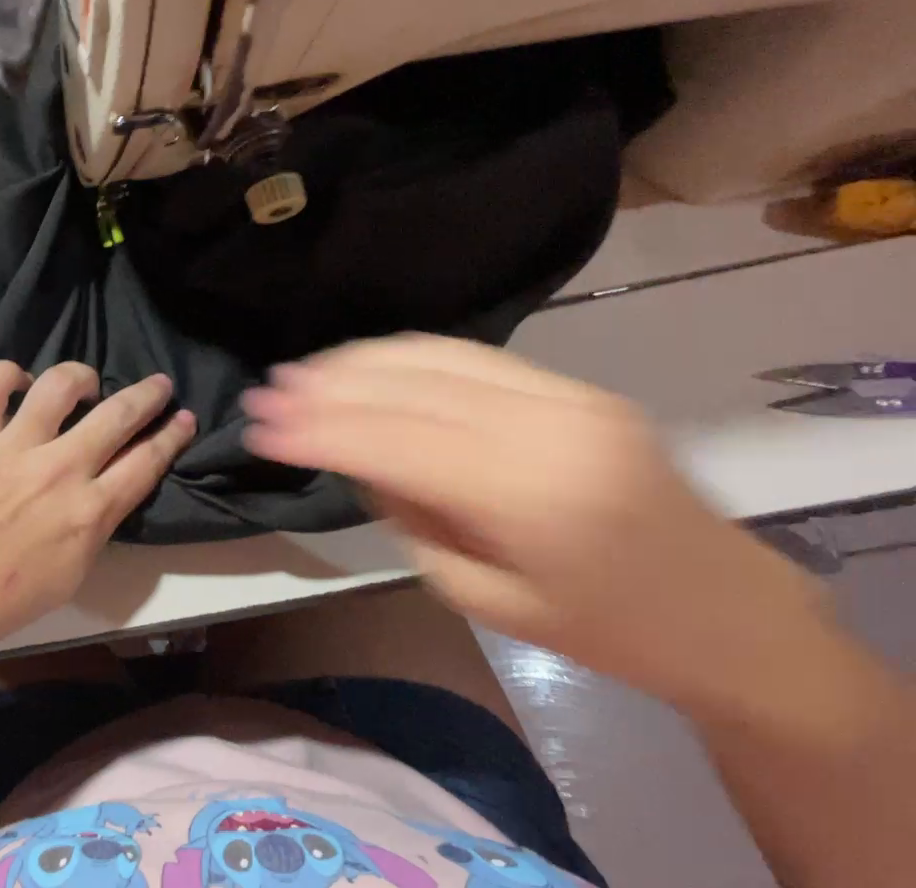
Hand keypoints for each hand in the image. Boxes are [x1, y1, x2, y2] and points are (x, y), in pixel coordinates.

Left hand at [0, 363, 195, 678]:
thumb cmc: (10, 596)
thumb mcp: (75, 571)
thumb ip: (99, 523)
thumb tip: (110, 485)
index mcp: (90, 511)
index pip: (146, 461)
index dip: (172, 436)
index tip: (184, 419)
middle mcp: (59, 470)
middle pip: (117, 415)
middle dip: (148, 395)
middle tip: (159, 385)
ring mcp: (14, 449)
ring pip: (59, 386)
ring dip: (82, 376)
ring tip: (87, 384)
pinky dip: (8, 375)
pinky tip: (21, 382)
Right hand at [240, 334, 831, 713]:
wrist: (729, 613)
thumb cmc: (600, 630)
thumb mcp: (480, 595)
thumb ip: (412, 517)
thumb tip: (364, 458)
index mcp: (529, 496)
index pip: (393, 443)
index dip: (317, 431)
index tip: (258, 428)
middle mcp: (548, 429)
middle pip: (408, 390)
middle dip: (326, 389)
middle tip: (266, 393)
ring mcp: (567, 398)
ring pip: (434, 359)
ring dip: (358, 364)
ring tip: (301, 374)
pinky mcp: (572, 389)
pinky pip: (468, 357)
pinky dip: (403, 358)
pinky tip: (364, 365)